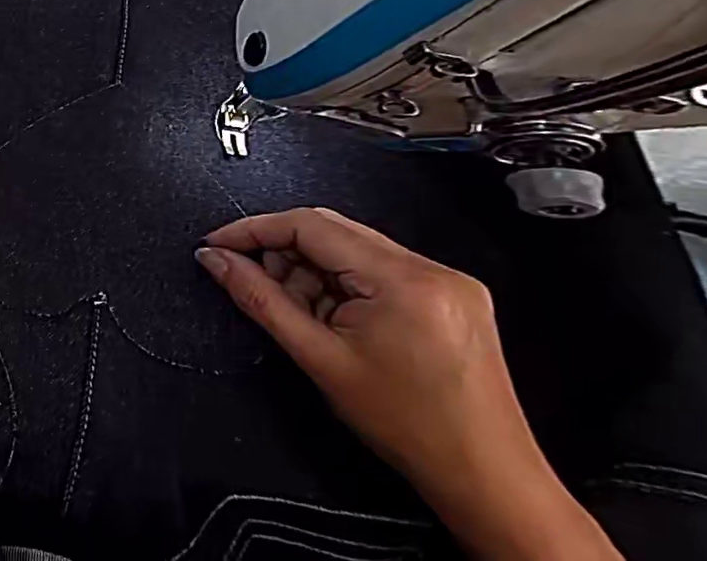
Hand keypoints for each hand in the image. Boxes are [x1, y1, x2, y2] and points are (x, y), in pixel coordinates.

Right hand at [197, 207, 522, 487]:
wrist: (488, 480)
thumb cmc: (412, 430)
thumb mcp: (319, 359)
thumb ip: (260, 300)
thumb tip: (218, 261)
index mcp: (403, 279)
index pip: (309, 225)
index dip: (255, 229)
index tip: (220, 242)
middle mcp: (430, 267)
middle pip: (330, 231)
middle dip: (281, 251)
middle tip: (247, 274)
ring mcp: (444, 277)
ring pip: (350, 248)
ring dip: (311, 269)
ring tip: (297, 309)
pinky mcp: (448, 291)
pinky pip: (376, 266)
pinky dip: (341, 282)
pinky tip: (330, 313)